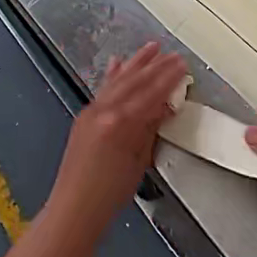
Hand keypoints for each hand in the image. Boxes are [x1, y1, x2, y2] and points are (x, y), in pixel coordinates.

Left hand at [50, 43, 187, 220]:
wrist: (74, 208)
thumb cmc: (110, 194)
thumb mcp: (140, 161)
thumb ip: (150, 129)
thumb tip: (164, 107)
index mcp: (122, 123)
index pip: (151, 93)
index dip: (168, 78)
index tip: (182, 65)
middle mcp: (105, 111)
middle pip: (135, 82)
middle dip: (156, 66)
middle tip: (173, 54)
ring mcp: (92, 112)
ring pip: (118, 81)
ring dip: (136, 63)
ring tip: (151, 48)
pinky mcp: (85, 117)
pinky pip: (103, 89)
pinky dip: (112, 75)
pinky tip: (117, 63)